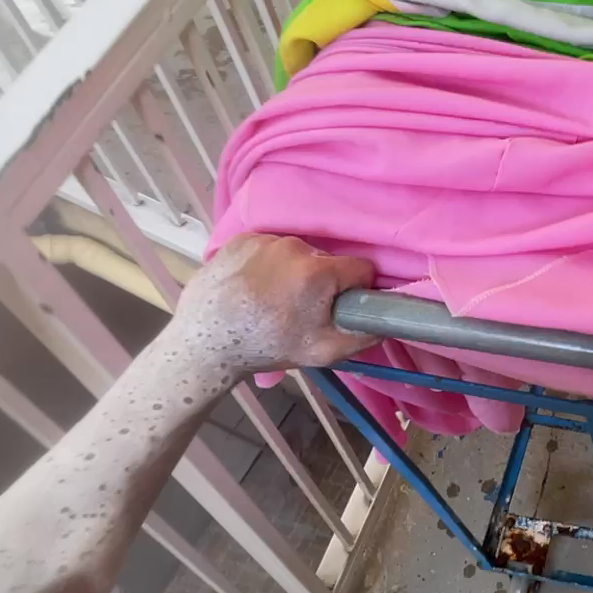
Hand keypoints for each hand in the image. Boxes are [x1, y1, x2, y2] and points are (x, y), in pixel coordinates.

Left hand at [171, 234, 378, 372]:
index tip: (337, 306)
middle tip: (299, 309)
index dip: (355, 289)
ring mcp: (264, 240)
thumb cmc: (267, 348)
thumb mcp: (324, 352)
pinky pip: (269, 247)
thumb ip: (364, 335)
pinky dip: (267, 264)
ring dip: (293, 272)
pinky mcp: (239, 239)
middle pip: (327, 261)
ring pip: (298, 253)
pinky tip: (253, 286)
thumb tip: (389, 321)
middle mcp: (294, 247)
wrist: (203, 345)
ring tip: (272, 298)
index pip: (361, 268)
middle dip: (321, 281)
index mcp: (318, 272)